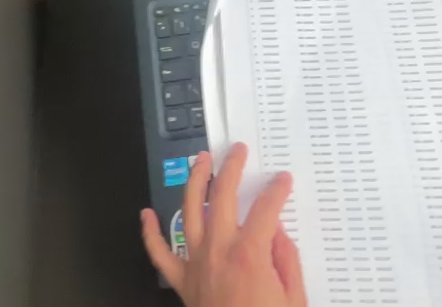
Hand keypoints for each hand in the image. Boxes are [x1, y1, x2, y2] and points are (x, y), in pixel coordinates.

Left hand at [140, 144, 305, 306]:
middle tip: (238, 150)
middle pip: (222, 194)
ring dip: (194, 180)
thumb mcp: (294, 300)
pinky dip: (150, 232)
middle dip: (231, 167)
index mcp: (250, 254)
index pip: (266, 208)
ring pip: (189, 209)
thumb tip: (276, 231)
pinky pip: (159, 254)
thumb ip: (286, 260)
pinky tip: (147, 213)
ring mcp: (196, 263)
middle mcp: (219, 250)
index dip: (276, 190)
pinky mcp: (181, 282)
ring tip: (200, 159)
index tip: (283, 180)